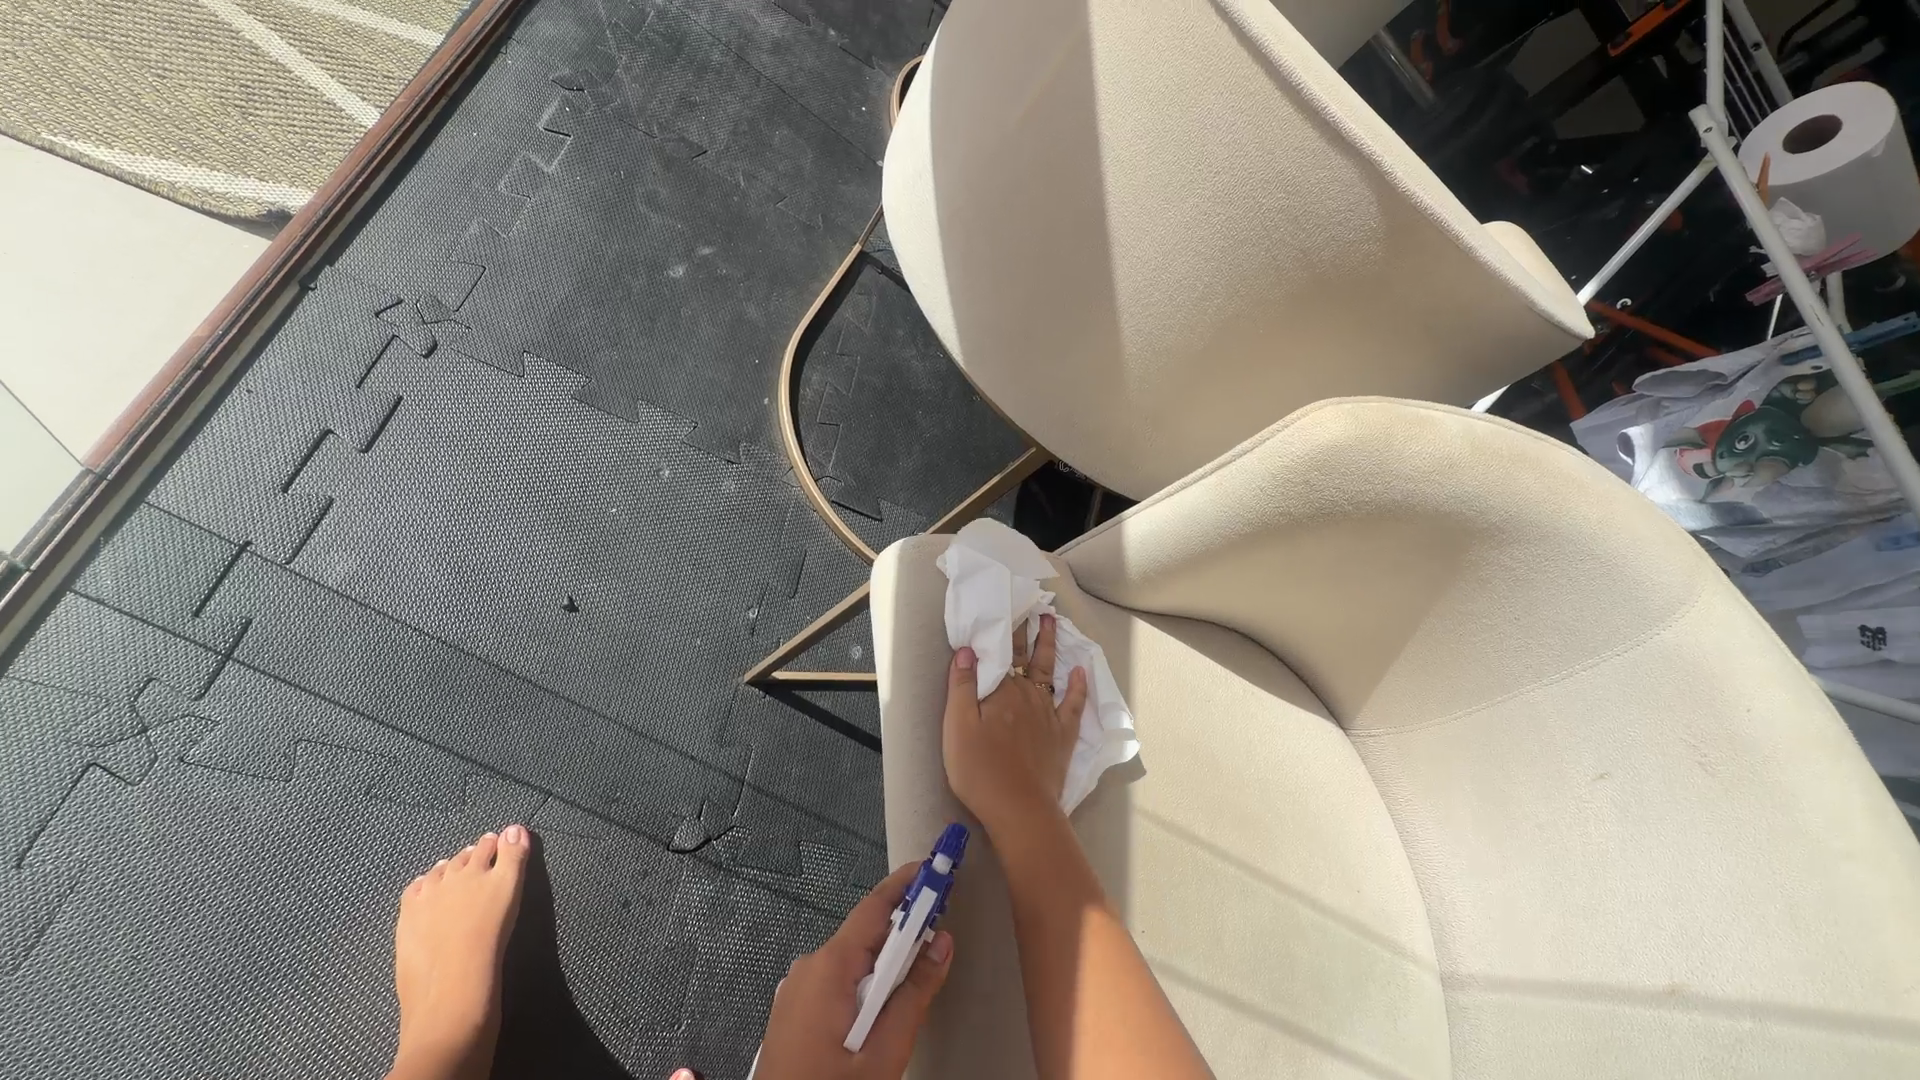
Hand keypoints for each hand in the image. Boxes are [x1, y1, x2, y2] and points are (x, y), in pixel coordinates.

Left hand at [754, 862, 954, 1079]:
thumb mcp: (884, 1050)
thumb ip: (915, 993)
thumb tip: (942, 940)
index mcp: (830, 966)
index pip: (875, 907)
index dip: (909, 884)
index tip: (938, 866)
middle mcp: (809, 965)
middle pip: (865, 934)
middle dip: (903, 930)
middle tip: (938, 933)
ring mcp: (796, 987)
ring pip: (852, 960)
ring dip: (885, 964)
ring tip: (913, 984)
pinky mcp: (792, 1010)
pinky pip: (836, 981)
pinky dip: (864, 982)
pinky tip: (878, 1012)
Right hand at [943, 614, 1087, 834]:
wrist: (1018, 808)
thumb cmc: (979, 769)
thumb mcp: (957, 726)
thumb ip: (961, 686)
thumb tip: (968, 649)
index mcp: (1000, 691)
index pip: (1002, 653)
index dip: (1006, 630)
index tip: (1009, 607)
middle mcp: (1027, 696)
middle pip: (1027, 658)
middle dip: (1030, 632)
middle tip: (1036, 608)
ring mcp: (1048, 715)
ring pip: (1050, 673)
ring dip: (1051, 647)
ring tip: (1053, 624)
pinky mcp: (1062, 737)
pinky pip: (1073, 705)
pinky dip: (1078, 688)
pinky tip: (1081, 673)